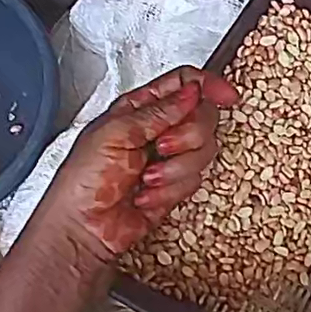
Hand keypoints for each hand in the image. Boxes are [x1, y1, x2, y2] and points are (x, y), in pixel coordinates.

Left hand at [30, 66, 238, 264]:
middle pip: (203, 117)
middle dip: (189, 135)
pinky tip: (147, 195)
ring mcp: (170, 158)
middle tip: (163, 147)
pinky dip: (170, 191)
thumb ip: (158, 111)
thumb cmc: (83, 181)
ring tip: (147, 178)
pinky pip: (195, 180)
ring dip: (176, 169)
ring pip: (204, 151)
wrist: (83, 227)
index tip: (227, 96)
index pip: (184, 83)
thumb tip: (192, 92)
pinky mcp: (176, 185)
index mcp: (139, 108)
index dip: (208, 86)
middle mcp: (158, 130)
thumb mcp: (115, 133)